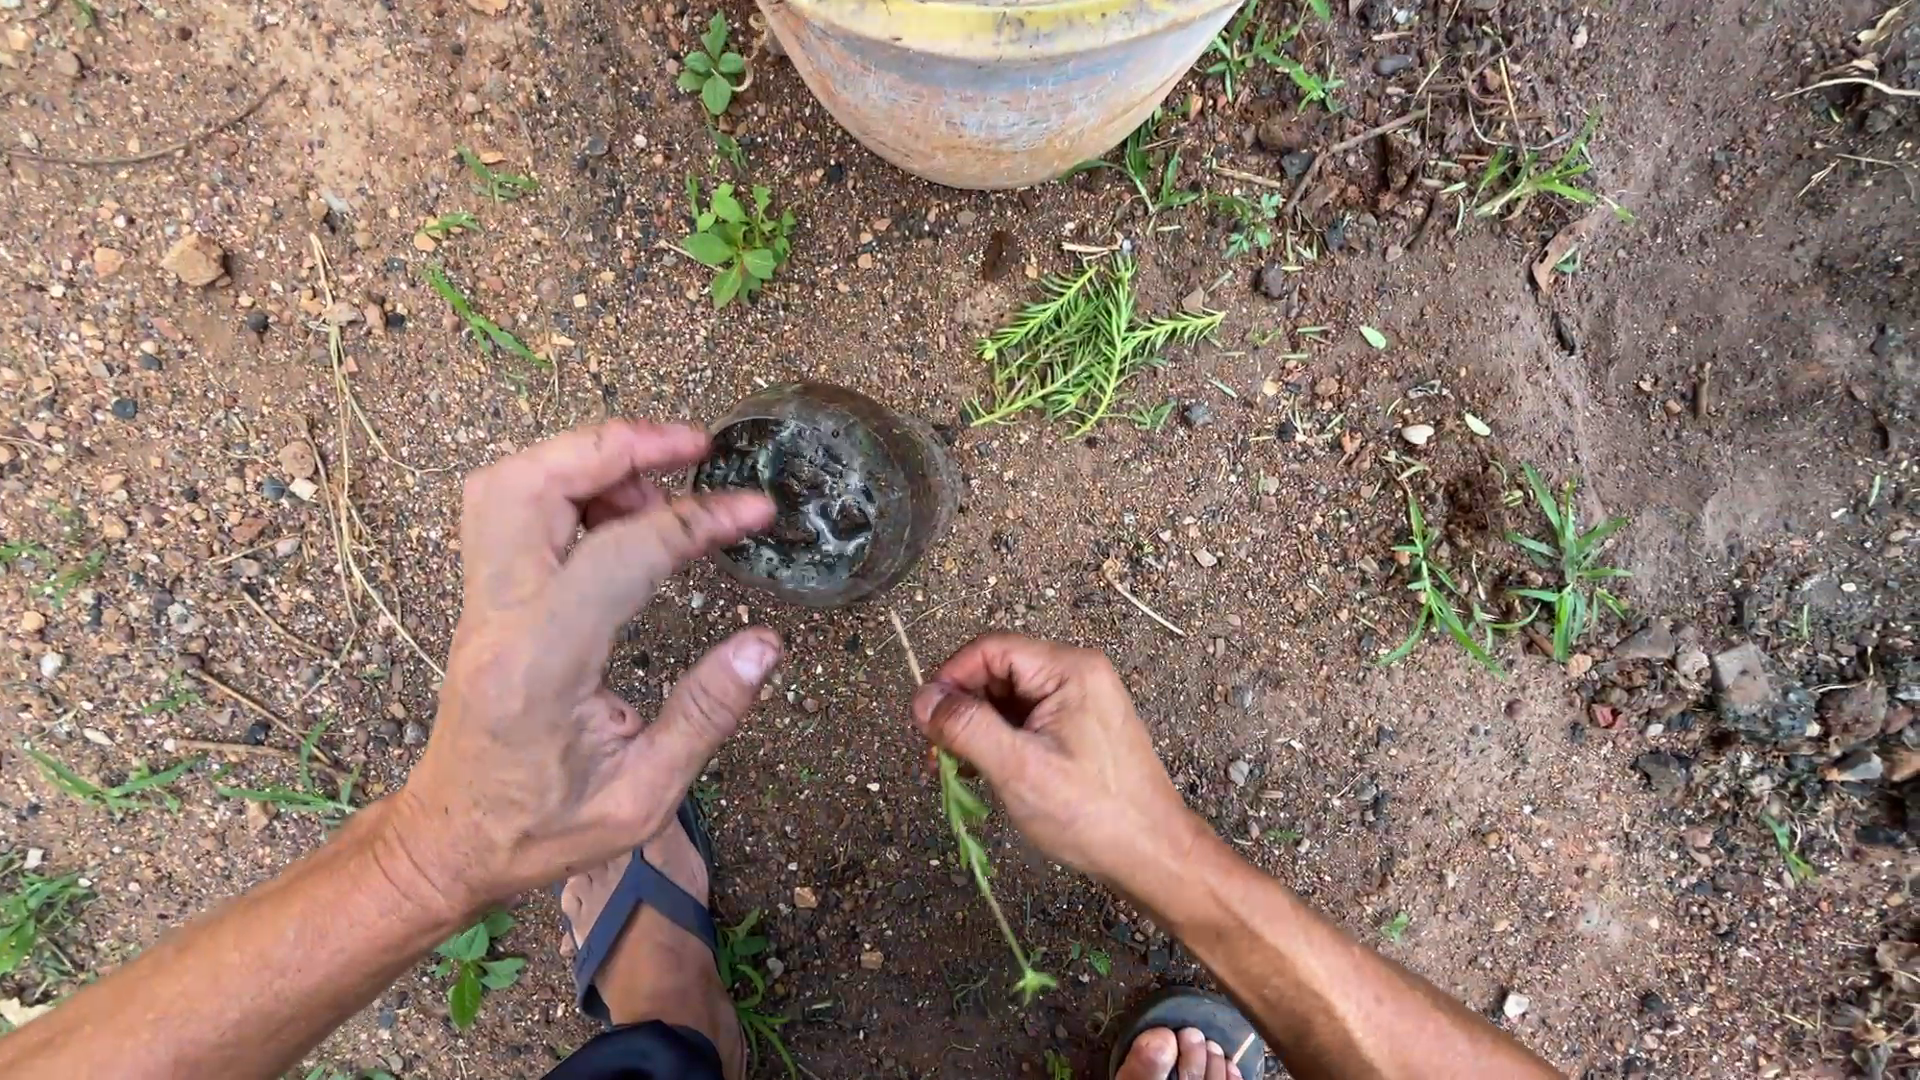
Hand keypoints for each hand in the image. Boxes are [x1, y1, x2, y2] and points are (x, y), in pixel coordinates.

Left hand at [389, 421, 781, 912]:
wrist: (449, 842)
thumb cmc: (544, 828)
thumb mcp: (643, 796)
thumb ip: (707, 715)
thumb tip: (766, 643)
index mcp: (541, 666)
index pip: (617, 557)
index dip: (694, 520)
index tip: (754, 510)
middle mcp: (499, 617)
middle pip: (527, 484)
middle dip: (615, 446)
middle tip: (693, 446)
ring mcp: (481, 601)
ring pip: (510, 483)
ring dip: (589, 458)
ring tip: (665, 480)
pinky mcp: (486, 595)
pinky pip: (514, 506)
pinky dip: (572, 481)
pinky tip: (626, 511)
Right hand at [909, 633, 1197, 887]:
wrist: (1154, 856)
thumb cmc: (1090, 813)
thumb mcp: (1019, 768)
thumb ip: (966, 727)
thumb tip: (921, 699)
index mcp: (1068, 668)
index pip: (990, 648)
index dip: (951, 677)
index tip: (925, 719)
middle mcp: (1076, 672)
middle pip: (999, 670)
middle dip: (963, 706)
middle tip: (937, 753)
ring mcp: (1080, 699)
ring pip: (1009, 697)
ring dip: (978, 727)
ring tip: (960, 768)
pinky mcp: (1079, 725)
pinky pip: (1027, 717)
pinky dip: (1001, 739)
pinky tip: (987, 771)